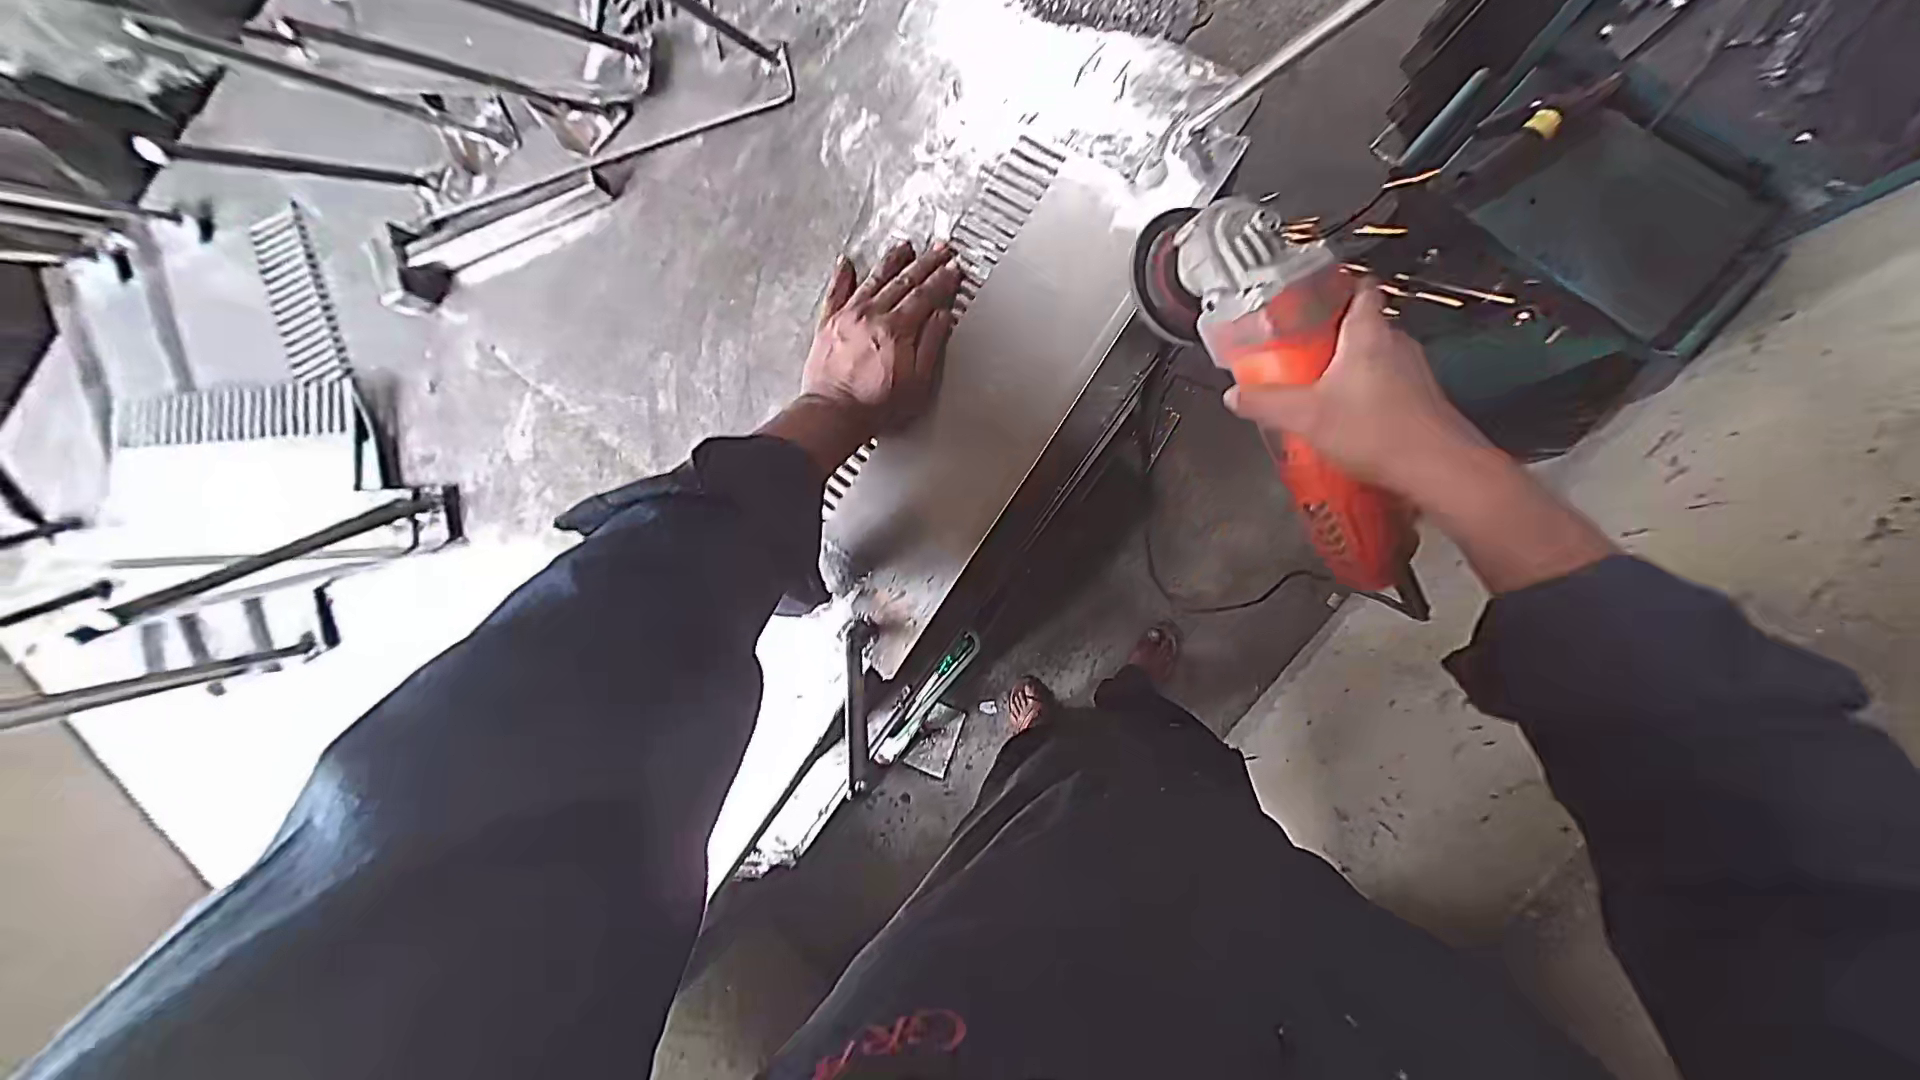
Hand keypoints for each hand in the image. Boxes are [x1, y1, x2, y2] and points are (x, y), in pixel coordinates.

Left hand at [802, 240, 960, 431]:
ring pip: (874, 279)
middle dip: (925, 263)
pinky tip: (847, 264)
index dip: (942, 280)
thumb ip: (931, 345)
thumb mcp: (918, 382)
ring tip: (904, 248)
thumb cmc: (875, 405)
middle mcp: (872, 315)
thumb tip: (942, 317)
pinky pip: (836, 292)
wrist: (834, 413)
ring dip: (892, 261)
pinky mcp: (828, 324)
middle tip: (939, 250)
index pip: (925, 295)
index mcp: (897, 329)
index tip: (952, 269)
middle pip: (903, 281)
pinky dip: (843, 276)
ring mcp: (848, 317)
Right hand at [1224, 278, 1490, 502]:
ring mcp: (1411, 372)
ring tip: (1308, 384)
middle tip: (1293, 349)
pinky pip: (1381, 382)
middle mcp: (1396, 345)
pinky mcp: (1417, 399)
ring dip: (1341, 365)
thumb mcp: (1304, 416)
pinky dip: (1358, 390)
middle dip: (1326, 334)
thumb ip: (1264, 402)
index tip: (1307, 299)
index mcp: (1369, 335)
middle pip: (1359, 324)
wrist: (1436, 468)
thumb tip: (1234, 394)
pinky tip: (1337, 414)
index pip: (1359, 289)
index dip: (1333, 288)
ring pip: (1370, 355)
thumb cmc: (1376, 431)